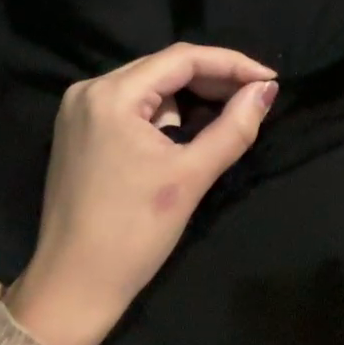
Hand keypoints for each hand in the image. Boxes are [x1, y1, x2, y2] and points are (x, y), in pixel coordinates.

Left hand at [5, 44, 277, 344]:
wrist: (72, 286)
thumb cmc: (133, 233)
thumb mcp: (190, 177)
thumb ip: (233, 128)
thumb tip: (267, 91)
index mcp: (111, 94)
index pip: (181, 58)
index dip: (231, 64)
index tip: (271, 80)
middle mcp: (89, 90)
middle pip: (163, 68)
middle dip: (212, 79)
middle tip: (257, 97)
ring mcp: (79, 110)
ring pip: (148, 87)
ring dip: (189, 97)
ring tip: (228, 113)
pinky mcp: (78, 130)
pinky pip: (130, 107)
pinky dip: (163, 114)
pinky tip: (188, 130)